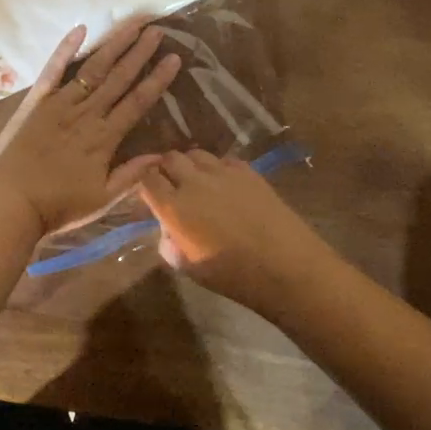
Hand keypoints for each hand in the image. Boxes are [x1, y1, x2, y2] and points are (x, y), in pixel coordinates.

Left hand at [0, 21, 183, 236]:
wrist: (10, 202)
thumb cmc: (58, 206)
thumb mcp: (102, 200)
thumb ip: (132, 176)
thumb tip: (162, 155)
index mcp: (104, 138)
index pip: (137, 102)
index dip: (157, 80)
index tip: (174, 58)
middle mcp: (86, 114)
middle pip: (118, 78)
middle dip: (139, 53)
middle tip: (157, 29)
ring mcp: (60, 103)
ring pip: (92, 69)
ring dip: (113, 45)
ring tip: (132, 25)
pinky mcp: (36, 100)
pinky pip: (53, 70)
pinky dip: (66, 49)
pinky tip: (80, 29)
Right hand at [139, 150, 333, 312]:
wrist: (285, 266)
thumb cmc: (234, 275)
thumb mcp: (190, 268)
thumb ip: (170, 246)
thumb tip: (168, 232)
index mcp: (174, 207)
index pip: (147, 179)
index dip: (145, 183)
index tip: (149, 194)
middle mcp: (193, 182)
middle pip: (169, 158)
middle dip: (165, 168)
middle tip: (170, 185)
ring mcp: (222, 172)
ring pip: (196, 154)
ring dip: (190, 164)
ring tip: (196, 180)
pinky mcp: (247, 171)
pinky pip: (223, 160)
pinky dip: (217, 167)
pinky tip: (224, 183)